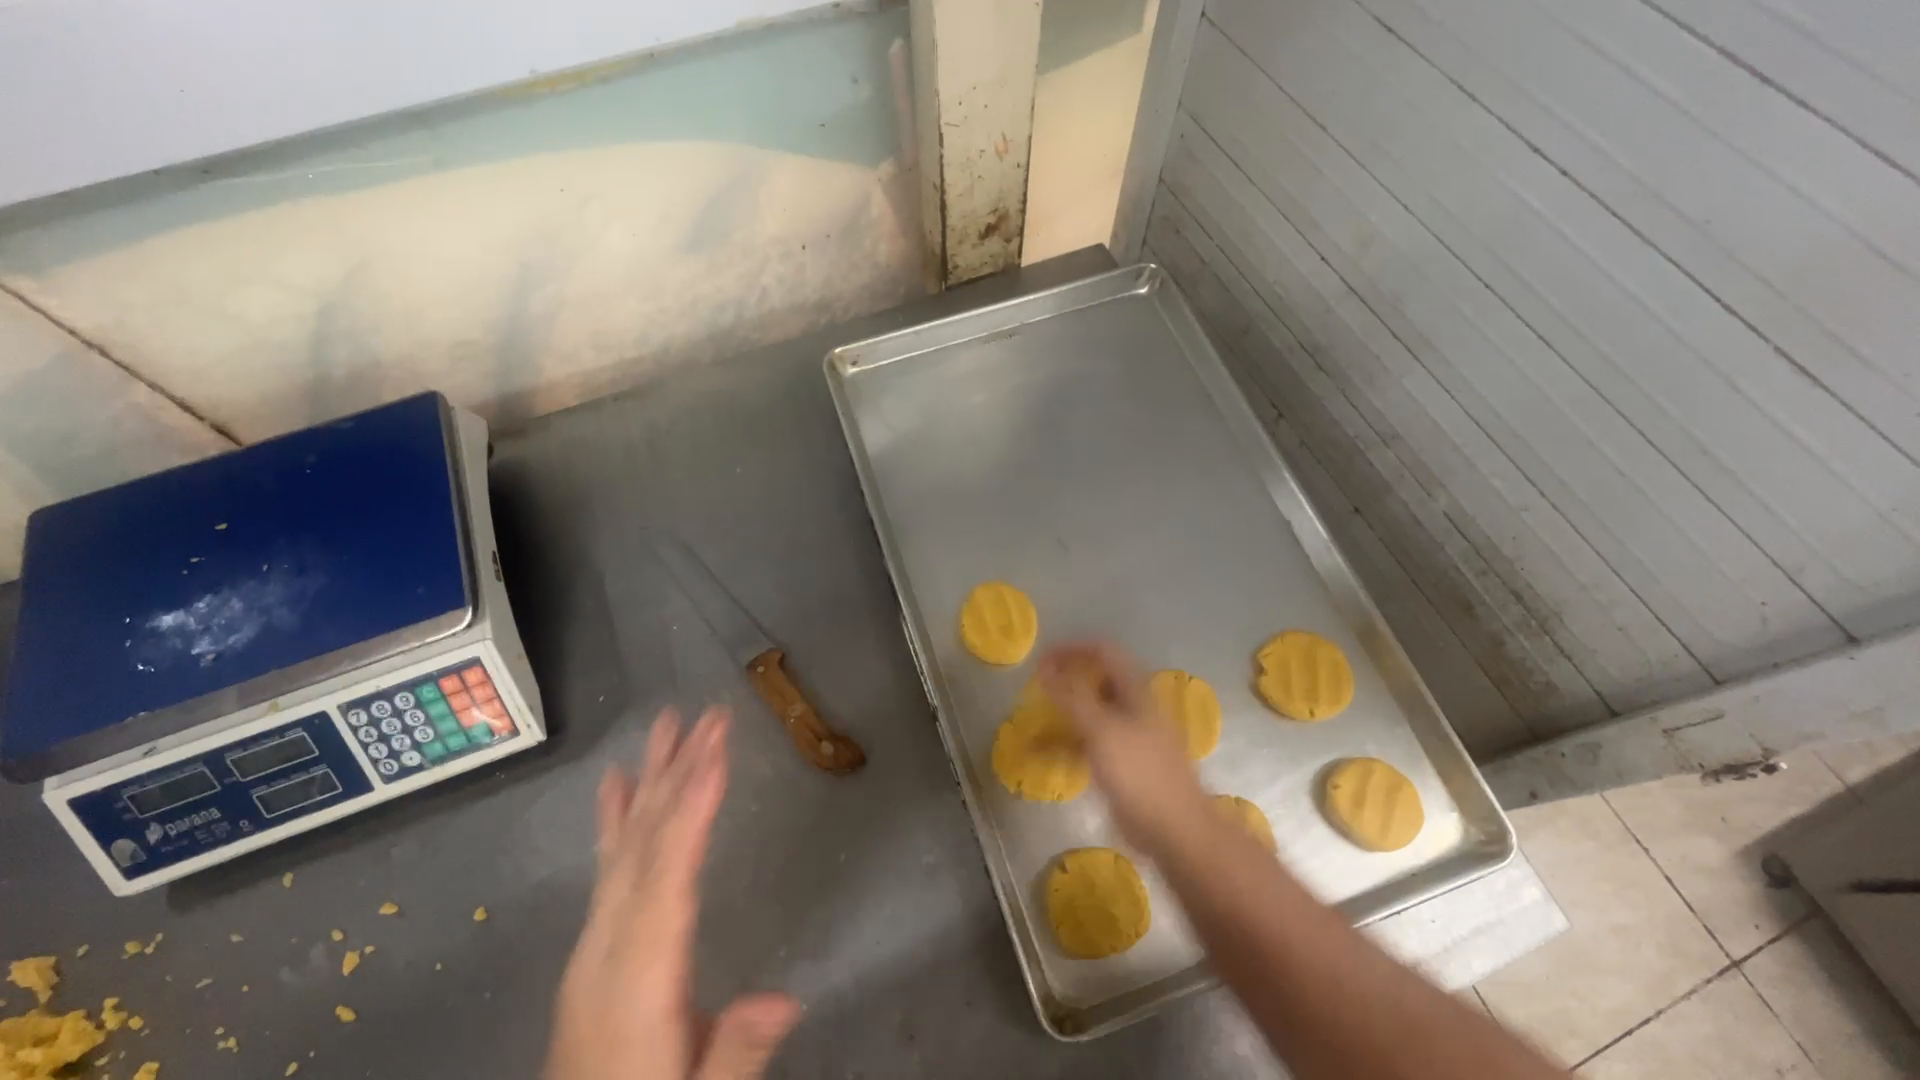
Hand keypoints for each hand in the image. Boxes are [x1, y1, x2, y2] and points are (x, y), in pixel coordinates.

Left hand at [545, 706, 800, 1079]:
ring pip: (623, 845)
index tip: (715, 753)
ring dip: (649, 781)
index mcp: (639, 975)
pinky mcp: (593, 945)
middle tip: (707, 717)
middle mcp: (609, 944)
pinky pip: (607, 866)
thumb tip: (787, 998)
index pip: (669, 875)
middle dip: (678, 774)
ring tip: (664, 726)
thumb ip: (735, 1051)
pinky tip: (617, 783)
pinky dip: (614, 816)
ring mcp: (594, 941)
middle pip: (645, 844)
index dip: (692, 810)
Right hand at [1036, 643, 1209, 853]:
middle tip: (1035, 688)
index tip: (1041, 659)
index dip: (1073, 649)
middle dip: (1064, 680)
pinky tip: (1039, 755)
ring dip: (1061, 713)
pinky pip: (1087, 745)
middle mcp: (1132, 707)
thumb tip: (1045, 669)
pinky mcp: (1120, 764)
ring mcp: (1127, 736)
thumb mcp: (1101, 730)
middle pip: (1096, 680)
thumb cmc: (1139, 772)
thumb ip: (1072, 697)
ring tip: (1032, 719)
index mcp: (1135, 690)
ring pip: (1089, 714)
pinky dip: (1064, 745)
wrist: (1173, 828)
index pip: (1104, 651)